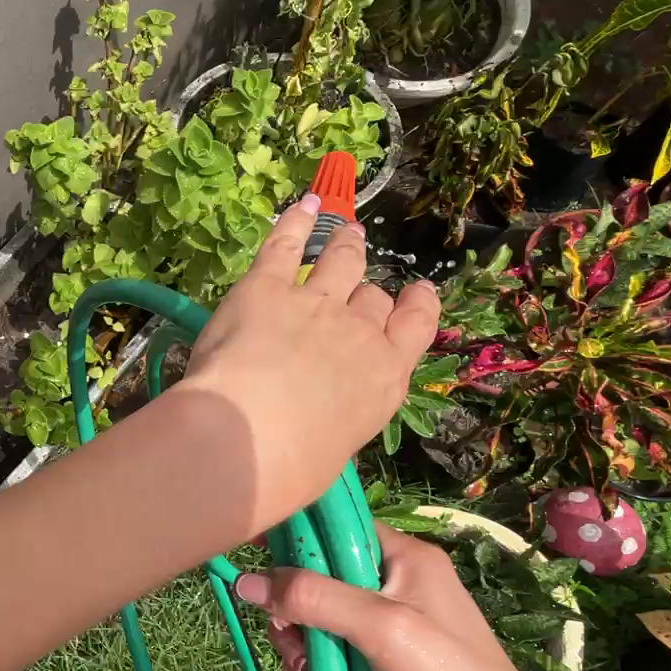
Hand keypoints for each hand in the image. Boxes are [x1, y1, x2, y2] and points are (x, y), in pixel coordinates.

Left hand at [174, 195, 438, 530]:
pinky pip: (286, 246)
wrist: (252, 432)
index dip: (415, 306)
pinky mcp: (266, 288)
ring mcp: (315, 304)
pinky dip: (296, 224)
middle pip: (371, 298)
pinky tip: (303, 206)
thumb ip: (334, 419)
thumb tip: (317, 425)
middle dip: (365, 288)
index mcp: (384, 378)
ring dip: (344, 246)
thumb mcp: (332, 449)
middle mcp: (358, 333)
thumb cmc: (292, 463)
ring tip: (346, 232)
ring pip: (339, 264)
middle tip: (359, 271)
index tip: (418, 293)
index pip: (413, 329)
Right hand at [234, 523, 558, 670]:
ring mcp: (378, 628)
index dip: (295, 533)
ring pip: (309, 617)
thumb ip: (313, 597)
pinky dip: (309, 667)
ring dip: (297, 641)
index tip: (254, 549)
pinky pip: (319, 651)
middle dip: (291, 603)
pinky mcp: (368, 664)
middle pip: (314, 574)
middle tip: (286, 628)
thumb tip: (242, 581)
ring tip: (306, 668)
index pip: (337, 525)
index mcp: (404, 557)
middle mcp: (390, 585)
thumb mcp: (381, 625)